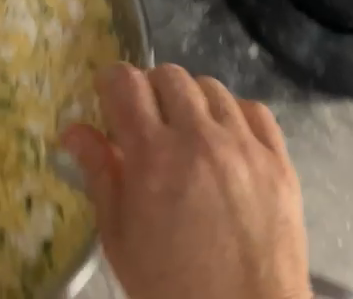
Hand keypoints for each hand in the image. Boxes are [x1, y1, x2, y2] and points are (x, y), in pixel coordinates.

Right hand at [61, 63, 309, 298]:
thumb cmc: (170, 287)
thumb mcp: (119, 237)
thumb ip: (99, 174)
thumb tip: (73, 130)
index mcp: (152, 156)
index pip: (125, 82)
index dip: (111, 82)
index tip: (108, 97)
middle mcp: (199, 139)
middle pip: (169, 75)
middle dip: (150, 89)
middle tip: (147, 121)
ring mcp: (244, 147)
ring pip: (211, 87)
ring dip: (191, 100)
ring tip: (188, 132)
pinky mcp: (279, 162)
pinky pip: (254, 110)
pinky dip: (235, 114)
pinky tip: (226, 139)